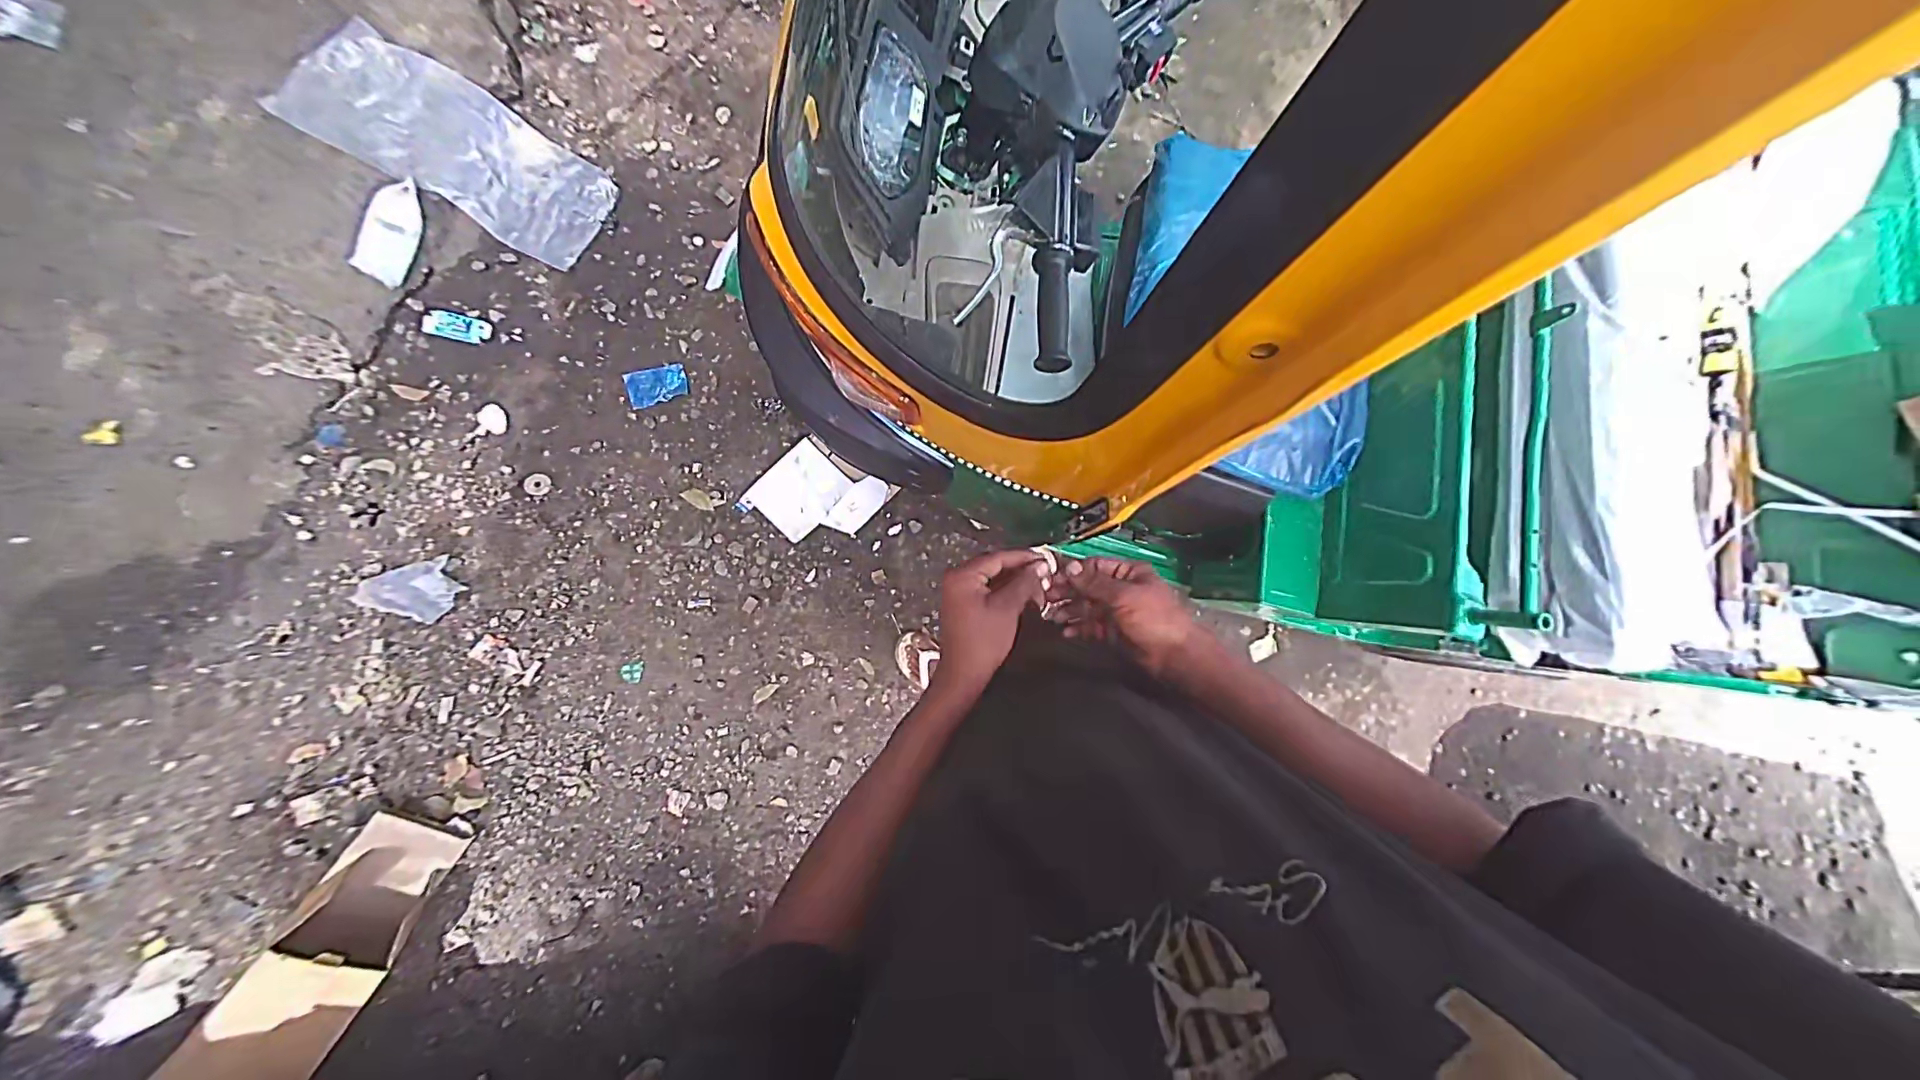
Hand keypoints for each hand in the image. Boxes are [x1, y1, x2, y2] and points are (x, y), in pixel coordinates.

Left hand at [933, 549, 1049, 692]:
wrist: (964, 673)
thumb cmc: (983, 642)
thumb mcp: (1008, 607)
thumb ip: (1024, 582)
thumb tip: (1039, 566)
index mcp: (962, 575)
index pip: (998, 557)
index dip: (1024, 557)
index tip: (1045, 559)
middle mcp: (957, 579)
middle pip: (995, 566)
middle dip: (1021, 570)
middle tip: (1044, 574)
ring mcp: (959, 592)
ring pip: (993, 578)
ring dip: (1015, 582)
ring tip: (1038, 588)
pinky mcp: (965, 604)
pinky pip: (988, 590)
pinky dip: (1006, 592)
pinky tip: (1024, 596)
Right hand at [1045, 556, 1208, 676]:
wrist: (1174, 656)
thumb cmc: (1153, 619)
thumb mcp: (1123, 596)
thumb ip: (1094, 582)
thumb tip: (1068, 567)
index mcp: (1128, 573)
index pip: (1094, 566)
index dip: (1072, 572)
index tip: (1050, 577)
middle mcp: (1121, 589)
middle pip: (1088, 587)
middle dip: (1067, 592)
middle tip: (1044, 598)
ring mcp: (1117, 611)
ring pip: (1087, 607)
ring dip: (1069, 610)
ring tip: (1050, 616)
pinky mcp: (1113, 632)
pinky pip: (1091, 626)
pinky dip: (1078, 627)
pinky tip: (1065, 631)